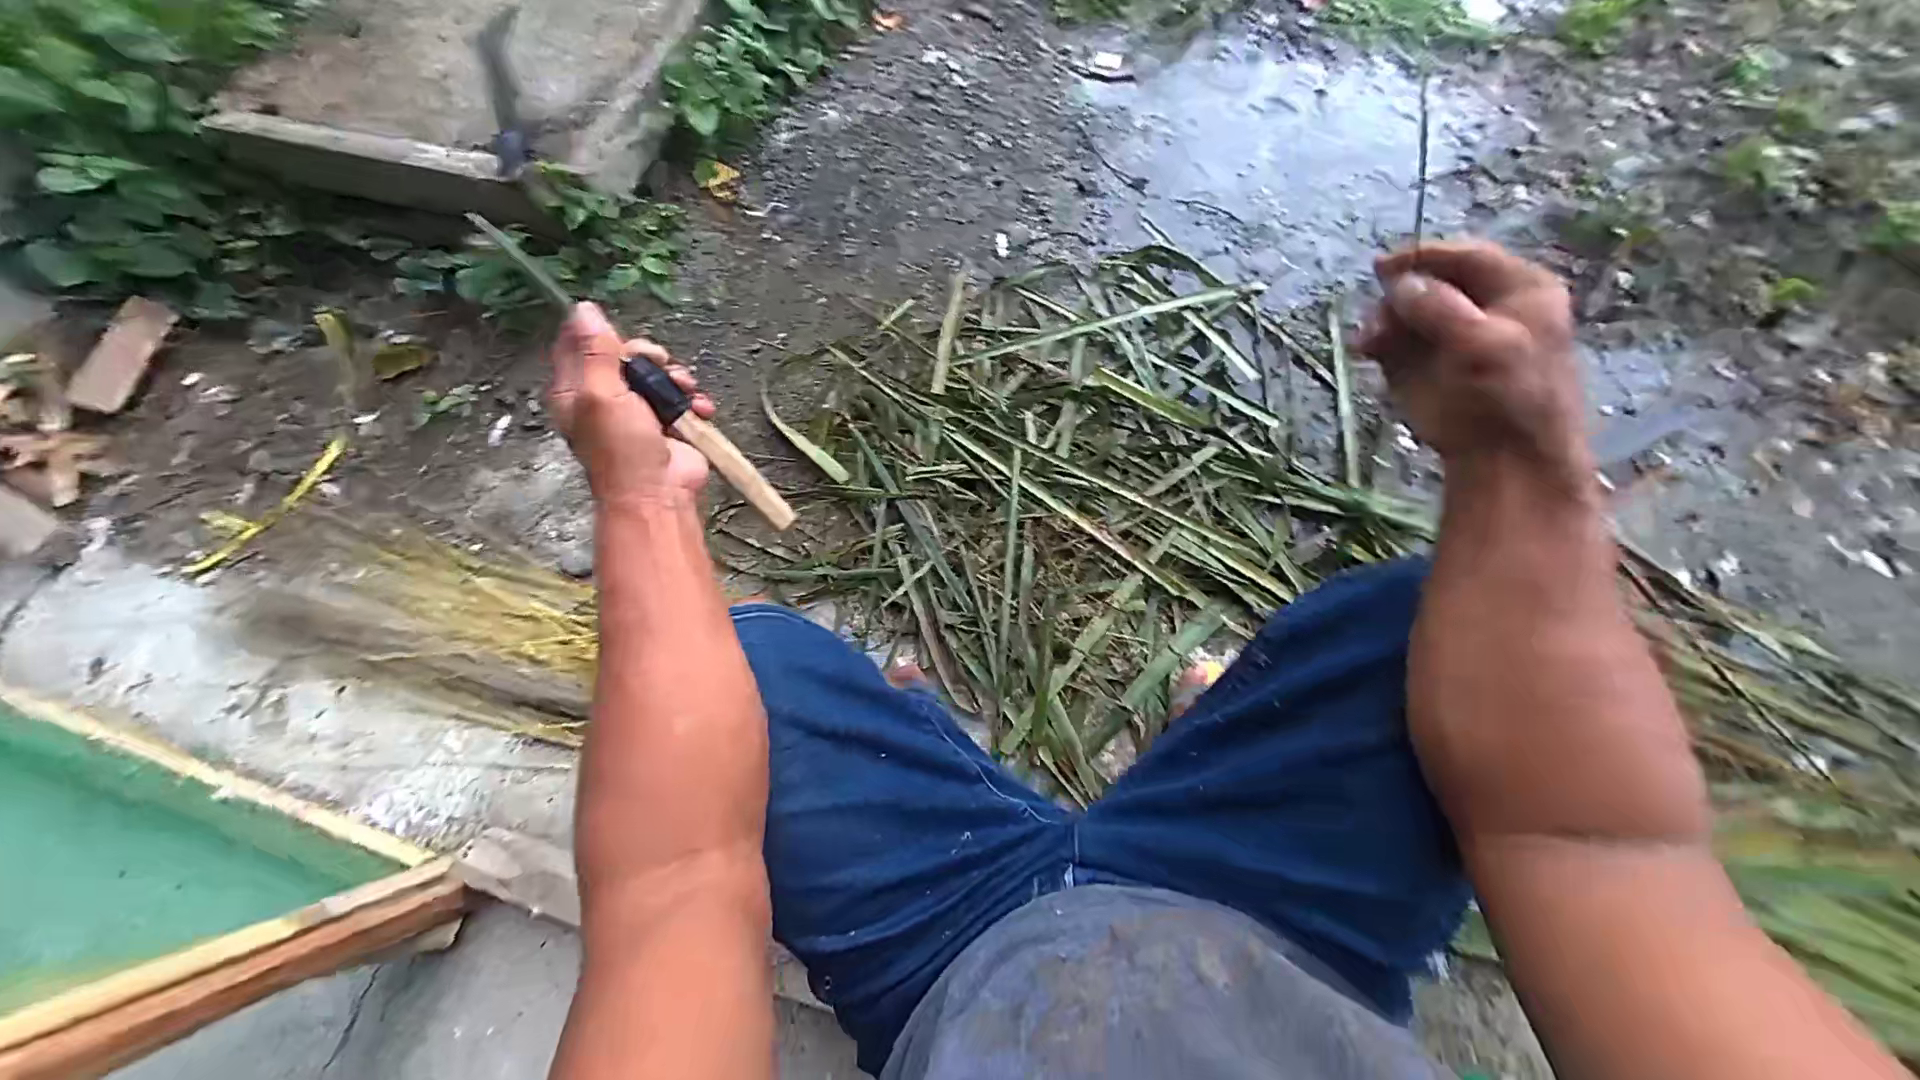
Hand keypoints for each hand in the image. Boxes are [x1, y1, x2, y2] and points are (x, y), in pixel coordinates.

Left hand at [548, 302, 716, 504]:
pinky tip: (699, 409)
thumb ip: (596, 352)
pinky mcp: (670, 424)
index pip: (579, 344)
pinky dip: (695, 401)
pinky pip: (683, 398)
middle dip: (649, 356)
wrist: (659, 493)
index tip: (623, 337)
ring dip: (677, 378)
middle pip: (626, 355)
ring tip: (685, 391)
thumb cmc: (623, 450)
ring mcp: (640, 411)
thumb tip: (585, 309)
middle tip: (659, 364)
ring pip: (659, 375)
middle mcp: (605, 397)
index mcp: (575, 390)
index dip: (601, 333)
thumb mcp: (602, 394)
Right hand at [1357, 240, 1590, 488]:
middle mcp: (1479, 306)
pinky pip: (1390, 341)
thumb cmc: (1507, 395)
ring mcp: (1446, 336)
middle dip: (1398, 297)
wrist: (1502, 454)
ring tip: (1369, 342)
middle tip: (1379, 320)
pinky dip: (1376, 342)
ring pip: (1403, 312)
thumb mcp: (1482, 344)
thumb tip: (1400, 284)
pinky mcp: (1418, 365)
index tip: (1382, 266)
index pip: (1466, 258)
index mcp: (1516, 290)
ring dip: (1382, 322)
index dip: (1425, 257)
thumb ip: (1440, 308)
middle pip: (1429, 284)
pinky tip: (1366, 350)